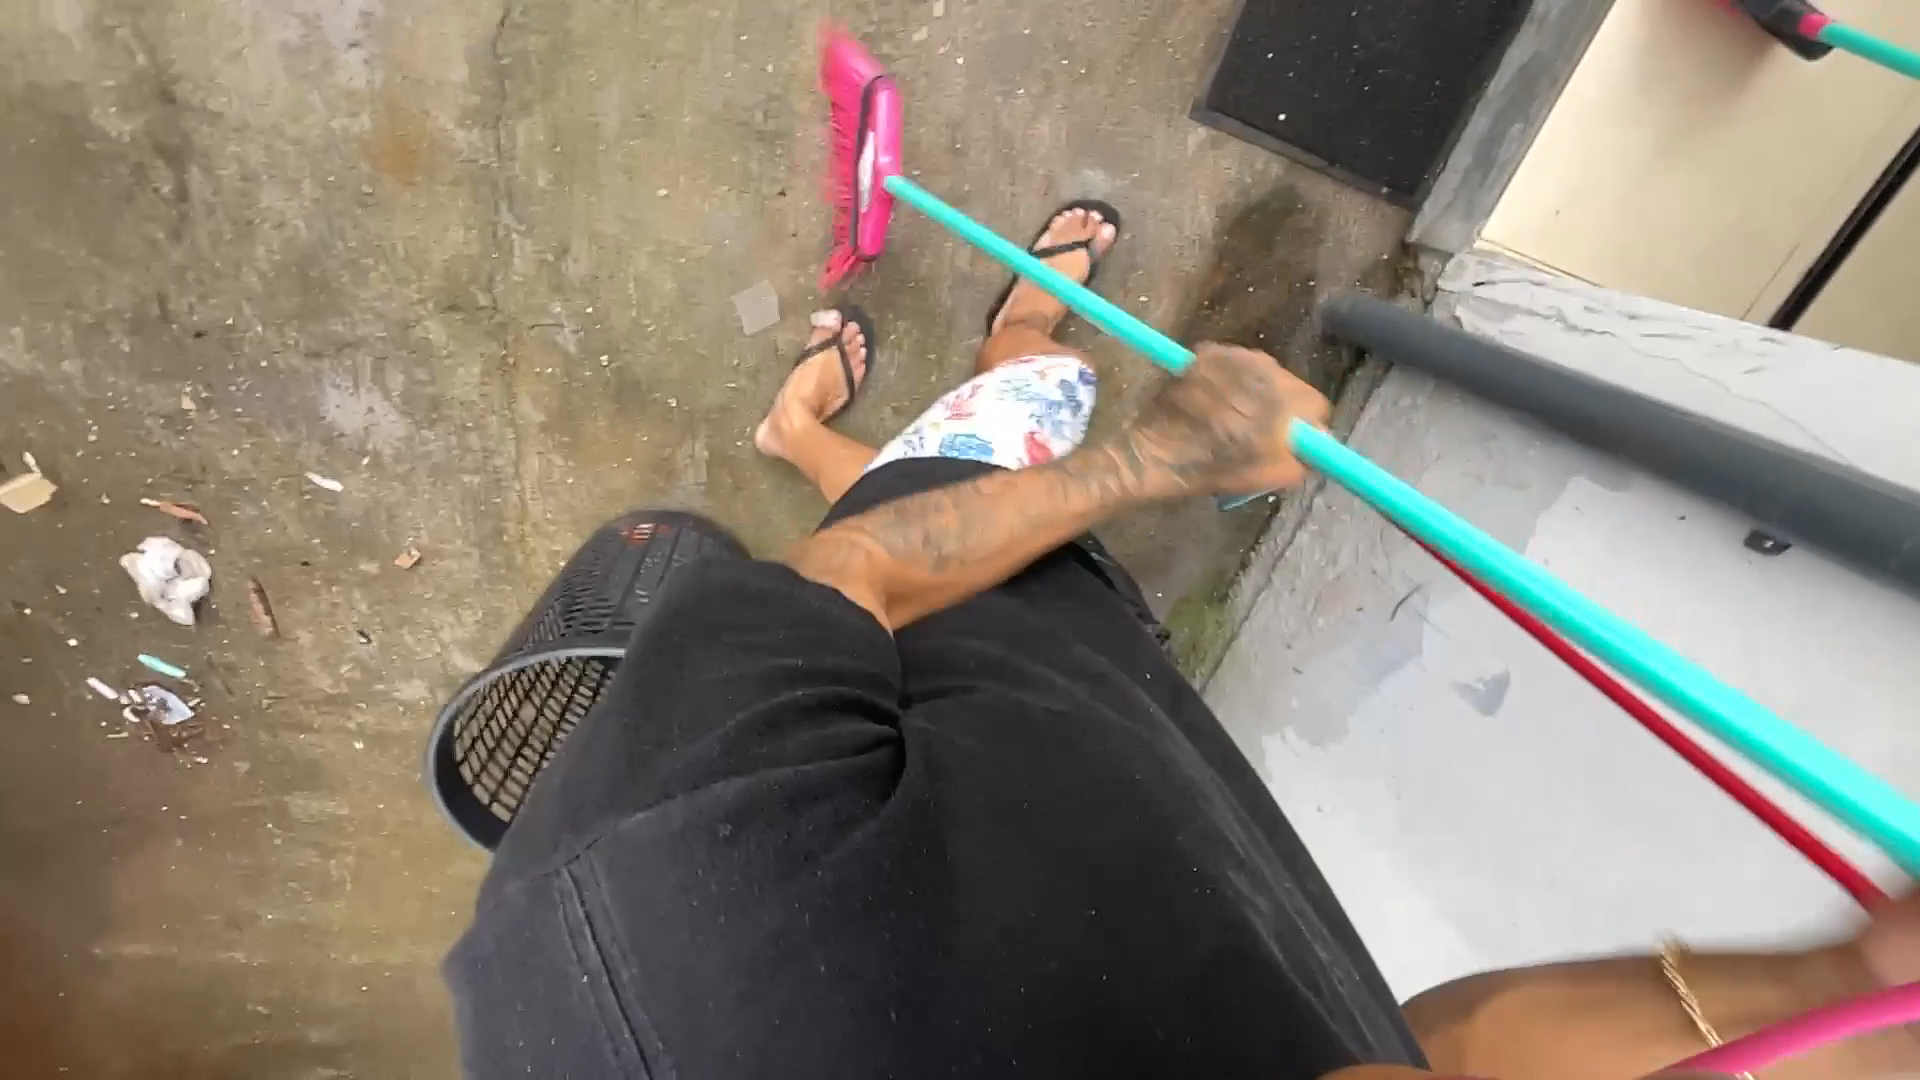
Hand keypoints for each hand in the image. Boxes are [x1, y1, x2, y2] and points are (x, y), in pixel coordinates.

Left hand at [1113, 342, 1328, 498]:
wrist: (1152, 454)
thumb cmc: (1209, 470)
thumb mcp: (1267, 476)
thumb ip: (1302, 460)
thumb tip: (1314, 445)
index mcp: (1284, 403)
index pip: (1316, 407)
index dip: (1304, 425)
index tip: (1289, 438)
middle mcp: (1265, 371)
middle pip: (1289, 384)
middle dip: (1278, 406)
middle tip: (1255, 429)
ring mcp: (1234, 357)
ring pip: (1261, 372)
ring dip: (1252, 390)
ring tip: (1229, 415)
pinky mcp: (1207, 353)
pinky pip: (1232, 364)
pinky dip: (1226, 380)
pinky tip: (1210, 401)